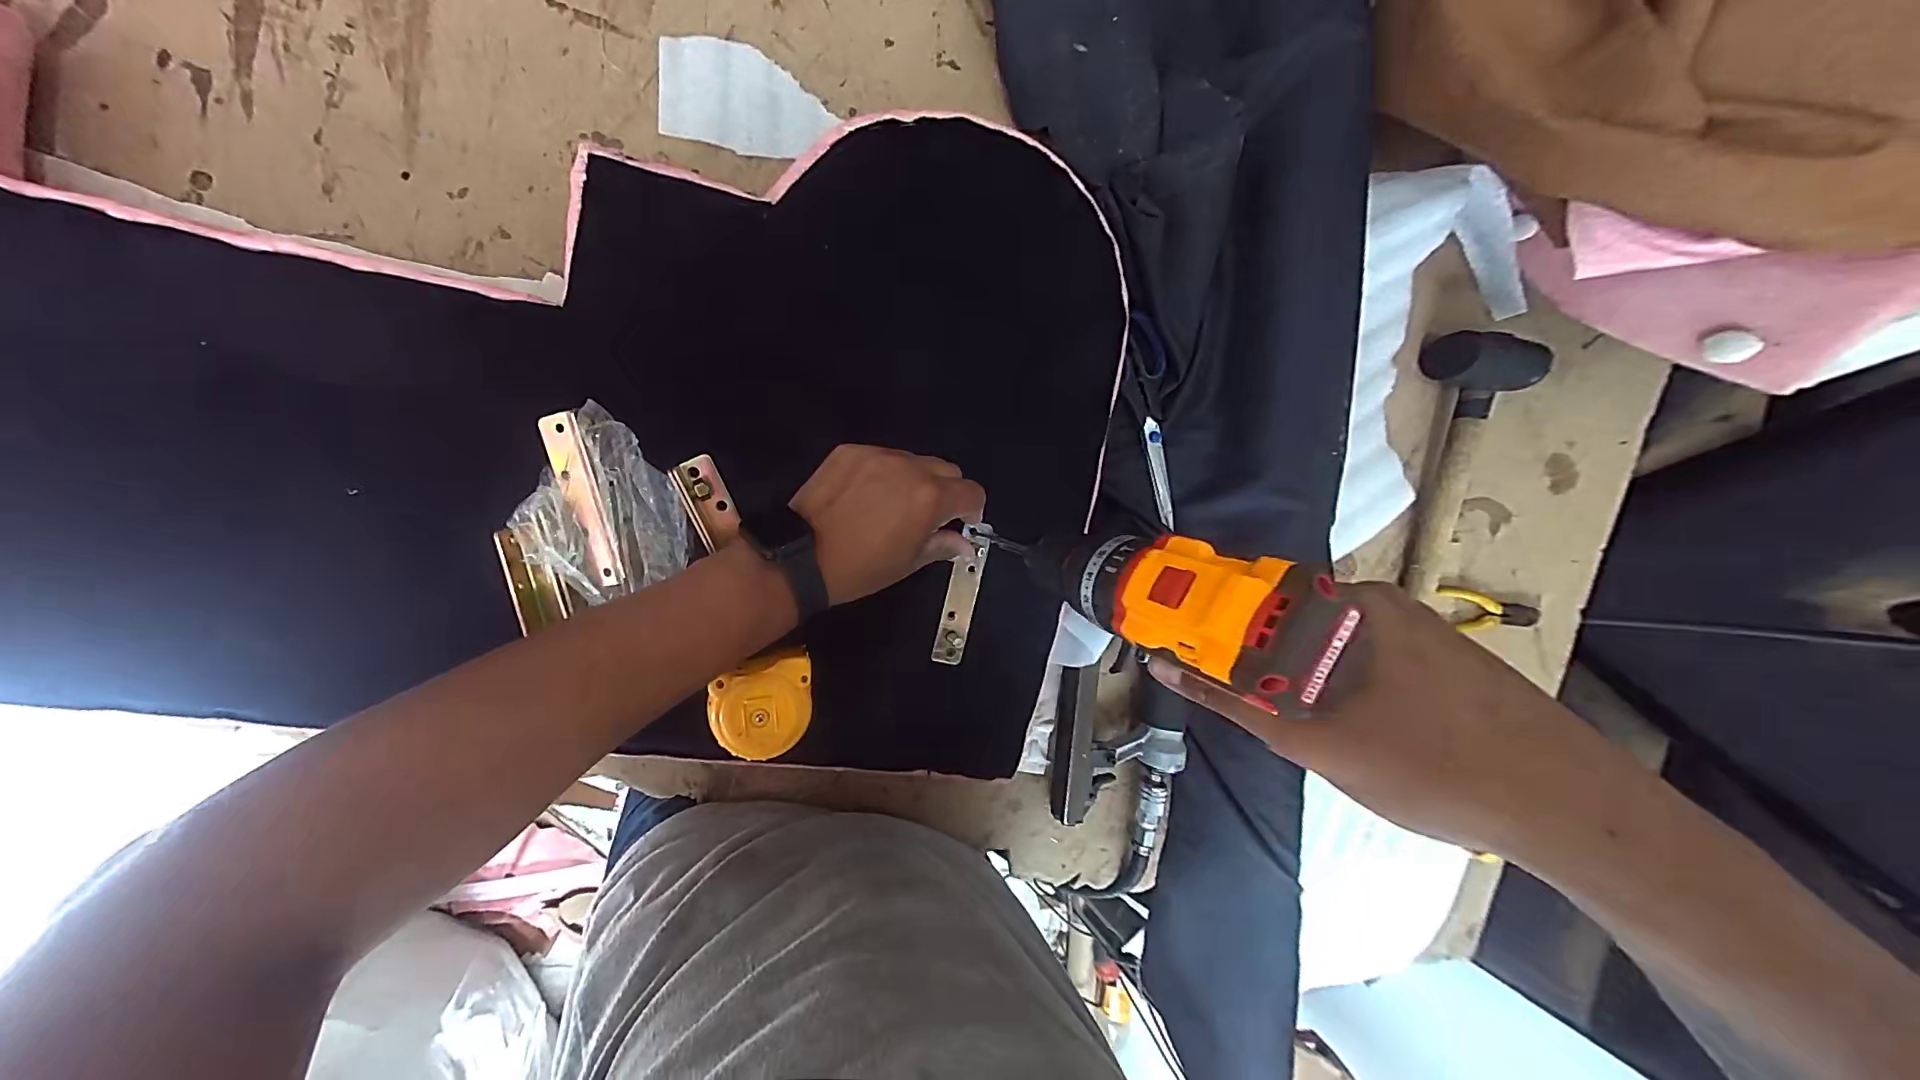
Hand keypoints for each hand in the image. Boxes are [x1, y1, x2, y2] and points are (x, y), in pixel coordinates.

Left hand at [788, 445, 986, 604]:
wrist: (800, 557)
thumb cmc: (858, 568)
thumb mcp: (907, 563)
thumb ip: (941, 545)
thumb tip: (962, 543)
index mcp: (930, 498)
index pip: (971, 492)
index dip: (971, 510)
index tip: (962, 522)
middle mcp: (909, 468)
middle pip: (947, 470)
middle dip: (946, 492)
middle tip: (928, 516)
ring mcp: (878, 456)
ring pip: (913, 460)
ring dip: (914, 480)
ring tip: (892, 506)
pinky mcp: (851, 451)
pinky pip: (881, 457)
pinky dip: (883, 473)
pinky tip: (866, 496)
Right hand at [1150, 582, 1642, 857]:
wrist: (1573, 810)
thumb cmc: (1432, 766)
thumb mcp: (1316, 741)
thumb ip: (1234, 700)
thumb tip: (1166, 664)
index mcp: (1350, 604)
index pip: (1250, 595)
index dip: (1210, 623)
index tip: (1177, 647)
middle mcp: (1379, 602)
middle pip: (1284, 620)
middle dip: (1256, 662)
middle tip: (1251, 710)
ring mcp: (1412, 628)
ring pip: (1322, 643)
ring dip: (1297, 678)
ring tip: (1306, 730)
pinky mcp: (1435, 656)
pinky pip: (1360, 658)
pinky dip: (1336, 685)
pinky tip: (1356, 730)